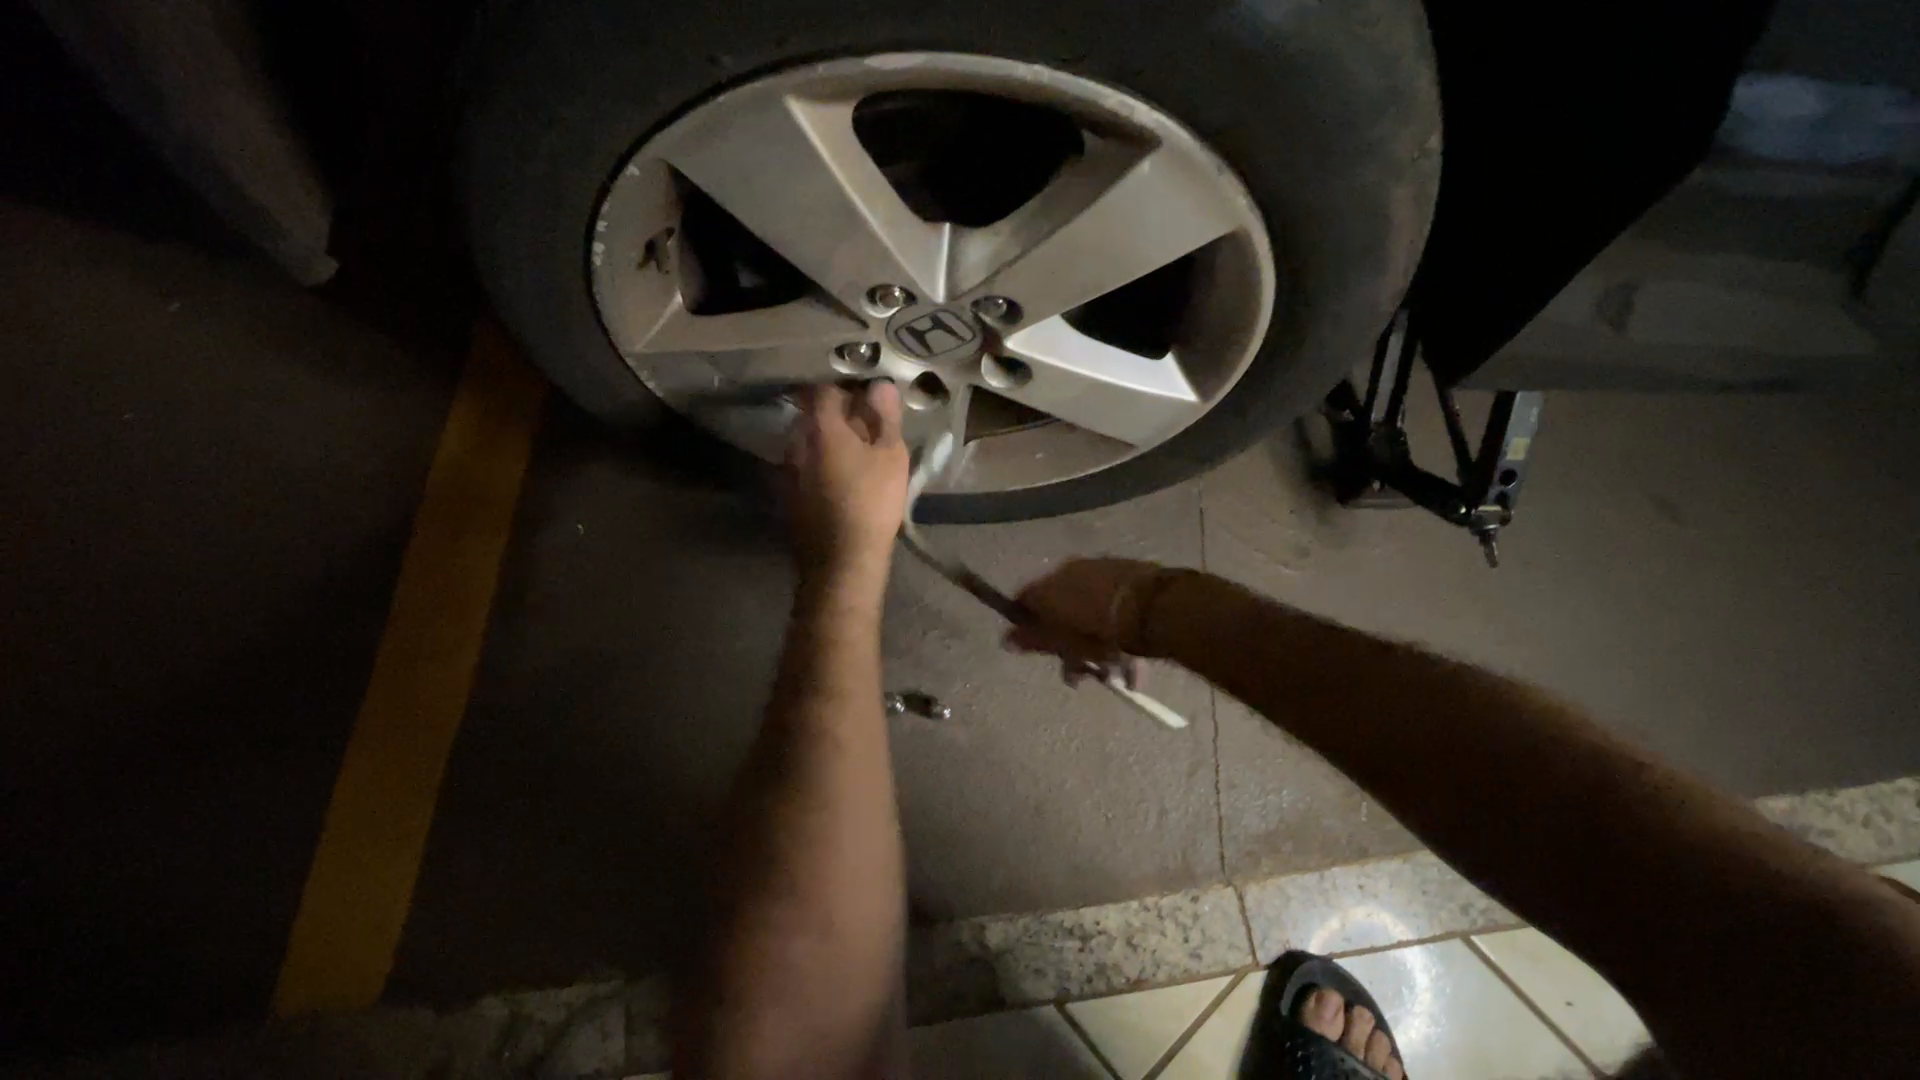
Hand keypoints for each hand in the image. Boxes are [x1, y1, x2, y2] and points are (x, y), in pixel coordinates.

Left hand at [783, 381, 908, 581]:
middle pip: (810, 416)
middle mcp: (795, 442)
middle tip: (861, 429)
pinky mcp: (784, 496)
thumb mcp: (891, 456)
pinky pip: (799, 469)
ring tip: (848, 457)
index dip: (845, 390)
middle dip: (832, 417)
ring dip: (822, 443)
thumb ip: (885, 417)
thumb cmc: (873, 502)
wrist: (842, 559)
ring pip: (803, 443)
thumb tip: (880, 385)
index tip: (864, 400)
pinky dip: (814, 467)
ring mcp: (785, 470)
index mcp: (821, 427)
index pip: (825, 390)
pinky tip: (833, 484)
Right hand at [1004, 557, 1169, 683]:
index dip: (1028, 628)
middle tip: (1079, 673)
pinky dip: (1117, 631)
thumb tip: (1005, 640)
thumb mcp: (1062, 642)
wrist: (1152, 608)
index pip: (1025, 602)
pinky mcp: (1128, 576)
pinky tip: (1131, 661)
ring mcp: (1100, 572)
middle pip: (1059, 610)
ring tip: (1113, 674)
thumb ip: (1033, 640)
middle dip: (1068, 646)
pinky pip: (1114, 607)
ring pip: (1090, 612)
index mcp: (1048, 585)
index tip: (1041, 652)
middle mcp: (1069, 572)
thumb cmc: (1098, 631)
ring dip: (1097, 646)